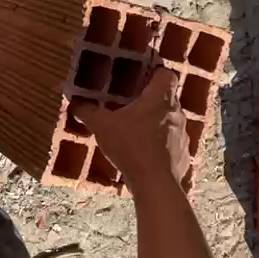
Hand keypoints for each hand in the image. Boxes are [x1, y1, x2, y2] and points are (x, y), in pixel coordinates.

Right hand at [78, 66, 188, 190]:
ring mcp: (183, 135)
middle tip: (130, 103)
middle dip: (151, 100)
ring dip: (156, 123)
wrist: (156, 184)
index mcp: (159, 98)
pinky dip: (161, 144)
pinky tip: (145, 153)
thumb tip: (74, 102)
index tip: (142, 76)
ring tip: (136, 130)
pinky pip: (172, 143)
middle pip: (167, 98)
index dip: (156, 73)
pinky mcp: (184, 155)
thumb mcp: (101, 126)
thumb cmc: (130, 146)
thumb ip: (87, 111)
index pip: (167, 75)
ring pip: (170, 121)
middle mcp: (176, 113)